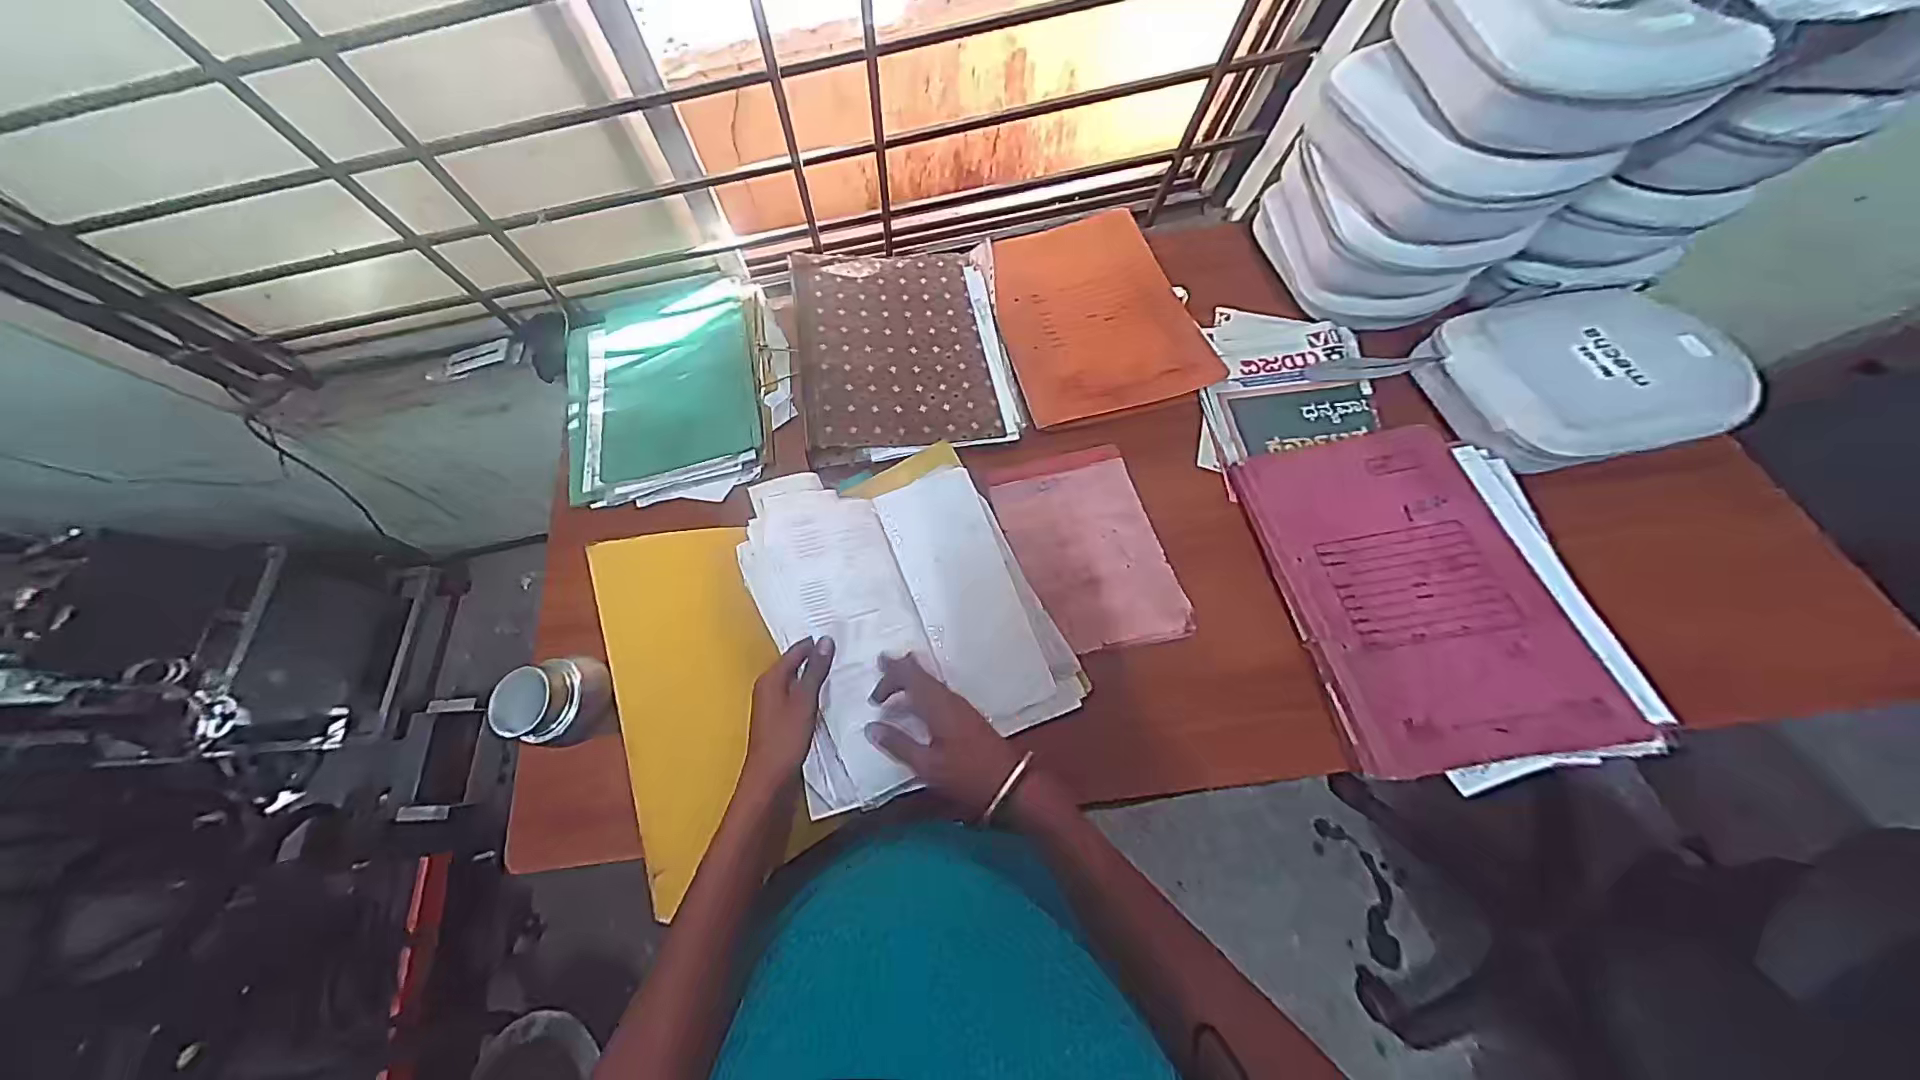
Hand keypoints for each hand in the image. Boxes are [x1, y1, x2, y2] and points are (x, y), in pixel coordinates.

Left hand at [743, 637, 832, 790]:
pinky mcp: (780, 720)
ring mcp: (773, 705)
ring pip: (797, 682)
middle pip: (794, 665)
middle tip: (844, 651)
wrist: (770, 779)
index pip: (795, 652)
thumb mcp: (804, 701)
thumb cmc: (785, 738)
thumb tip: (825, 641)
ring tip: (841, 671)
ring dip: (815, 676)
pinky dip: (812, 693)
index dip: (815, 644)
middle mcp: (768, 688)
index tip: (838, 637)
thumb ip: (815, 671)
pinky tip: (828, 697)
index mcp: (770, 679)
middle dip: (816, 658)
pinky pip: (798, 697)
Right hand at [864, 653, 1025, 818]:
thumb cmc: (966, 774)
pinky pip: (938, 692)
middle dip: (901, 670)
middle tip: (882, 668)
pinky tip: (918, 704)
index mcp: (938, 706)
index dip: (892, 672)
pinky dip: (923, 690)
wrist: (1007, 782)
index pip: (912, 677)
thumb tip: (873, 728)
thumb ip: (898, 744)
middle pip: (922, 674)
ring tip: (894, 682)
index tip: (877, 675)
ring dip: (912, 679)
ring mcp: (960, 706)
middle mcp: (950, 699)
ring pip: (931, 682)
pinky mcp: (966, 715)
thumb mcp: (926, 766)